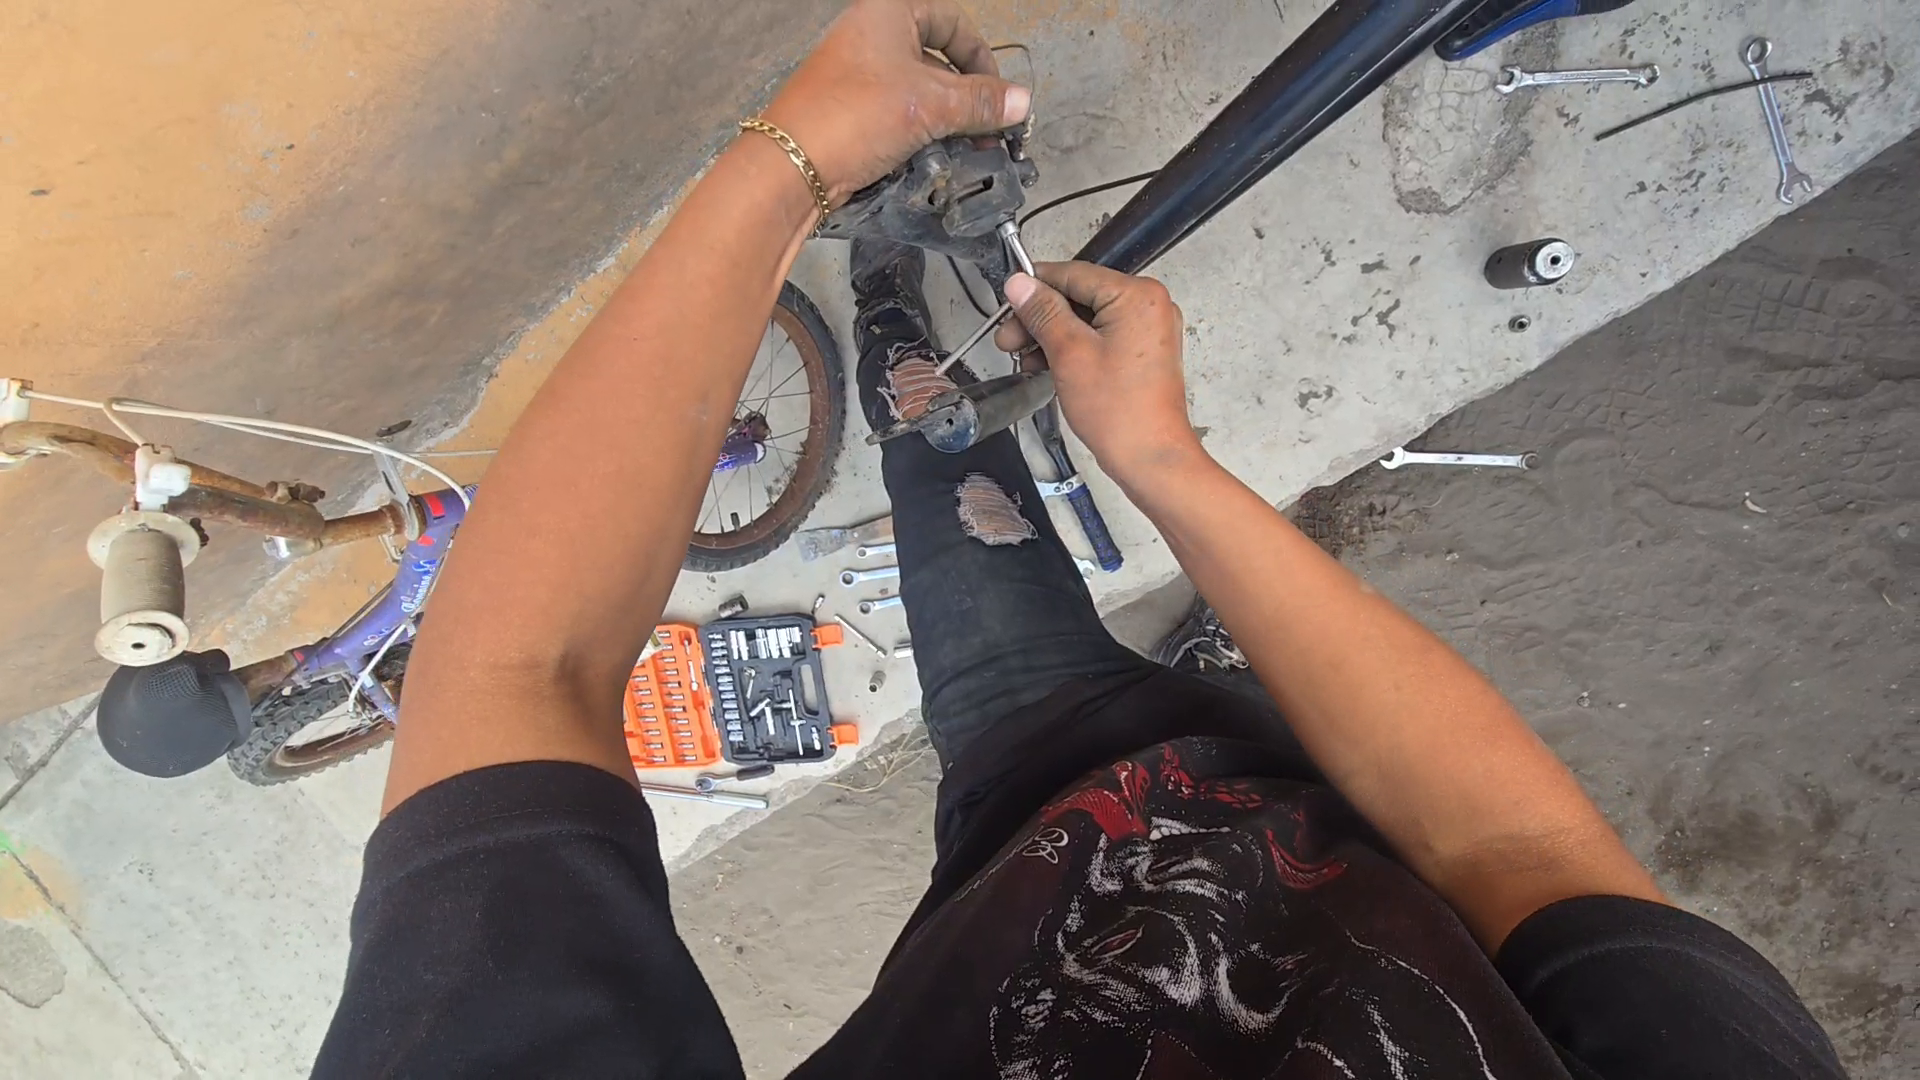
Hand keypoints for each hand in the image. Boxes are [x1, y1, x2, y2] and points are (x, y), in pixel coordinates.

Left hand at [762, 0, 1029, 204]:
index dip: (982, 59)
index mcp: (889, 11)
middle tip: (988, 138)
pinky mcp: (851, 115)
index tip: (998, 99)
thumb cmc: (858, 116)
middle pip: (937, 62)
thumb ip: (979, 103)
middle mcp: (872, 37)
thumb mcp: (929, 105)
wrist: (793, 165)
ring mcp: (859, 77)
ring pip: (918, 96)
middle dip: (967, 102)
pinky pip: (898, 119)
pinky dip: (920, 139)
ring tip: (966, 157)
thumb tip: (1024, 102)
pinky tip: (935, 163)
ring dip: (946, 125)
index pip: (953, 22)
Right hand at [995, 263, 1205, 485]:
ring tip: (1025, 358)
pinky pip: (1101, 339)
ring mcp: (1148, 332)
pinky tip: (1048, 365)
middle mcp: (1149, 307)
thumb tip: (1020, 285)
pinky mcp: (1142, 355)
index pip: (1074, 274)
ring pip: (1088, 320)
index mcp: (1138, 296)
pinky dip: (1074, 349)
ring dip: (1053, 336)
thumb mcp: (1068, 353)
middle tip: (1009, 337)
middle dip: (1040, 319)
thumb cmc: (1120, 412)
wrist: (1148, 457)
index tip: (1008, 300)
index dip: (1034, 287)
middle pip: (1080, 297)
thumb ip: (1042, 312)